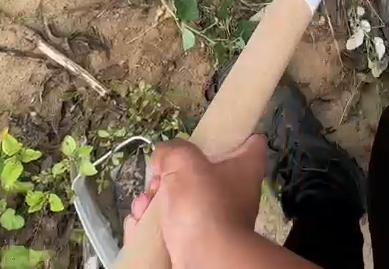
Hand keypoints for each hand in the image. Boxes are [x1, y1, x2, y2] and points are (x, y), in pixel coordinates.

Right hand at [123, 135, 265, 265]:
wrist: (206, 262)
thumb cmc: (204, 205)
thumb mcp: (185, 162)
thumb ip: (172, 150)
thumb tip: (162, 157)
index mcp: (246, 165)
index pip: (251, 140)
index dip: (233, 133)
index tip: (209, 134)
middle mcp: (236, 191)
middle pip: (203, 171)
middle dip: (172, 175)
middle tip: (157, 180)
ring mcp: (217, 218)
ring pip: (183, 200)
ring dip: (156, 201)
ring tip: (142, 206)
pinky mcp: (198, 242)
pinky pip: (173, 227)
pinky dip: (153, 226)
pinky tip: (137, 224)